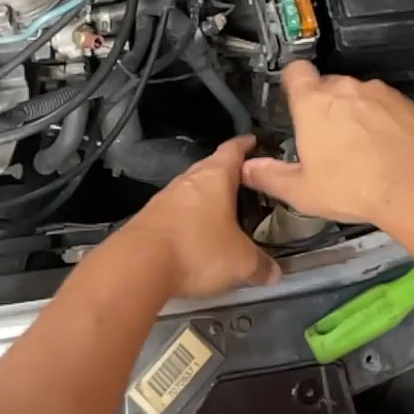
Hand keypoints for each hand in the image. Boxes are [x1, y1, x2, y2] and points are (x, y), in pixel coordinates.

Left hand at [120, 136, 279, 298]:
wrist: (139, 264)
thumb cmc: (197, 250)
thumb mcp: (241, 262)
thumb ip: (261, 265)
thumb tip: (274, 273)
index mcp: (215, 176)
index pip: (232, 150)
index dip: (245, 144)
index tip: (253, 141)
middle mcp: (188, 179)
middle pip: (210, 167)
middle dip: (227, 172)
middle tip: (245, 181)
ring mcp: (166, 197)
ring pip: (192, 188)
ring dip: (206, 196)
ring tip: (223, 209)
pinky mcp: (150, 217)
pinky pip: (176, 210)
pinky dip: (190, 217)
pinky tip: (196, 234)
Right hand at [243, 61, 413, 225]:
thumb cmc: (354, 186)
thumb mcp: (303, 191)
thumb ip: (269, 176)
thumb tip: (246, 169)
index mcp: (312, 102)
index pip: (295, 71)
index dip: (293, 82)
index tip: (295, 101)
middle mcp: (344, 88)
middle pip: (327, 84)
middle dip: (325, 105)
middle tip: (327, 138)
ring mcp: (378, 92)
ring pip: (358, 95)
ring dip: (355, 113)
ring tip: (361, 148)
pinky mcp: (406, 103)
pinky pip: (386, 105)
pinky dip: (383, 120)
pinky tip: (387, 148)